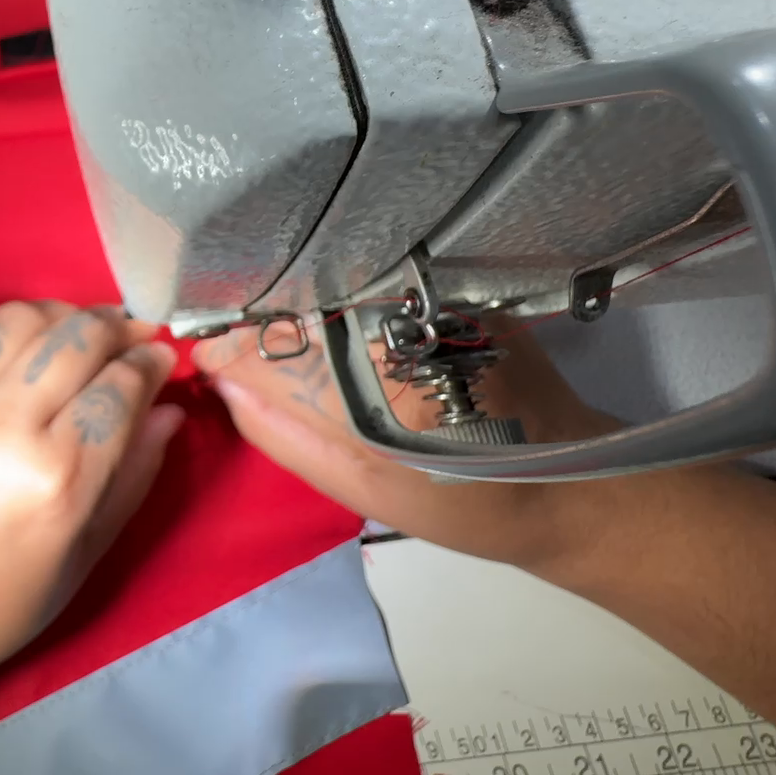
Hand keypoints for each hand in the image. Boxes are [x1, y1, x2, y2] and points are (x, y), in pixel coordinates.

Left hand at [0, 298, 183, 698]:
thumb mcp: (84, 557)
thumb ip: (134, 476)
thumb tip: (170, 403)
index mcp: (57, 480)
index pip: (122, 386)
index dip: (150, 362)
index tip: (156, 356)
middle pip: (77, 338)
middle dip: (115, 328)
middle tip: (122, 335)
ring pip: (15, 318)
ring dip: (53, 318)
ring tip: (62, 335)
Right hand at [193, 317, 619, 572]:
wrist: (573, 481)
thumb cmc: (461, 499)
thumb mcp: (362, 489)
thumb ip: (285, 434)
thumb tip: (221, 381)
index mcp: (380, 375)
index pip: (271, 342)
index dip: (226, 345)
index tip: (202, 357)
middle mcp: (405, 317)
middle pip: (297, 296)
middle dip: (251, 314)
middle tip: (226, 338)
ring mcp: (432, 292)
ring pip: (329, 279)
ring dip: (287, 296)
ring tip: (266, 322)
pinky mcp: (453, 283)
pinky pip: (367, 275)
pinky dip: (331, 288)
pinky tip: (322, 306)